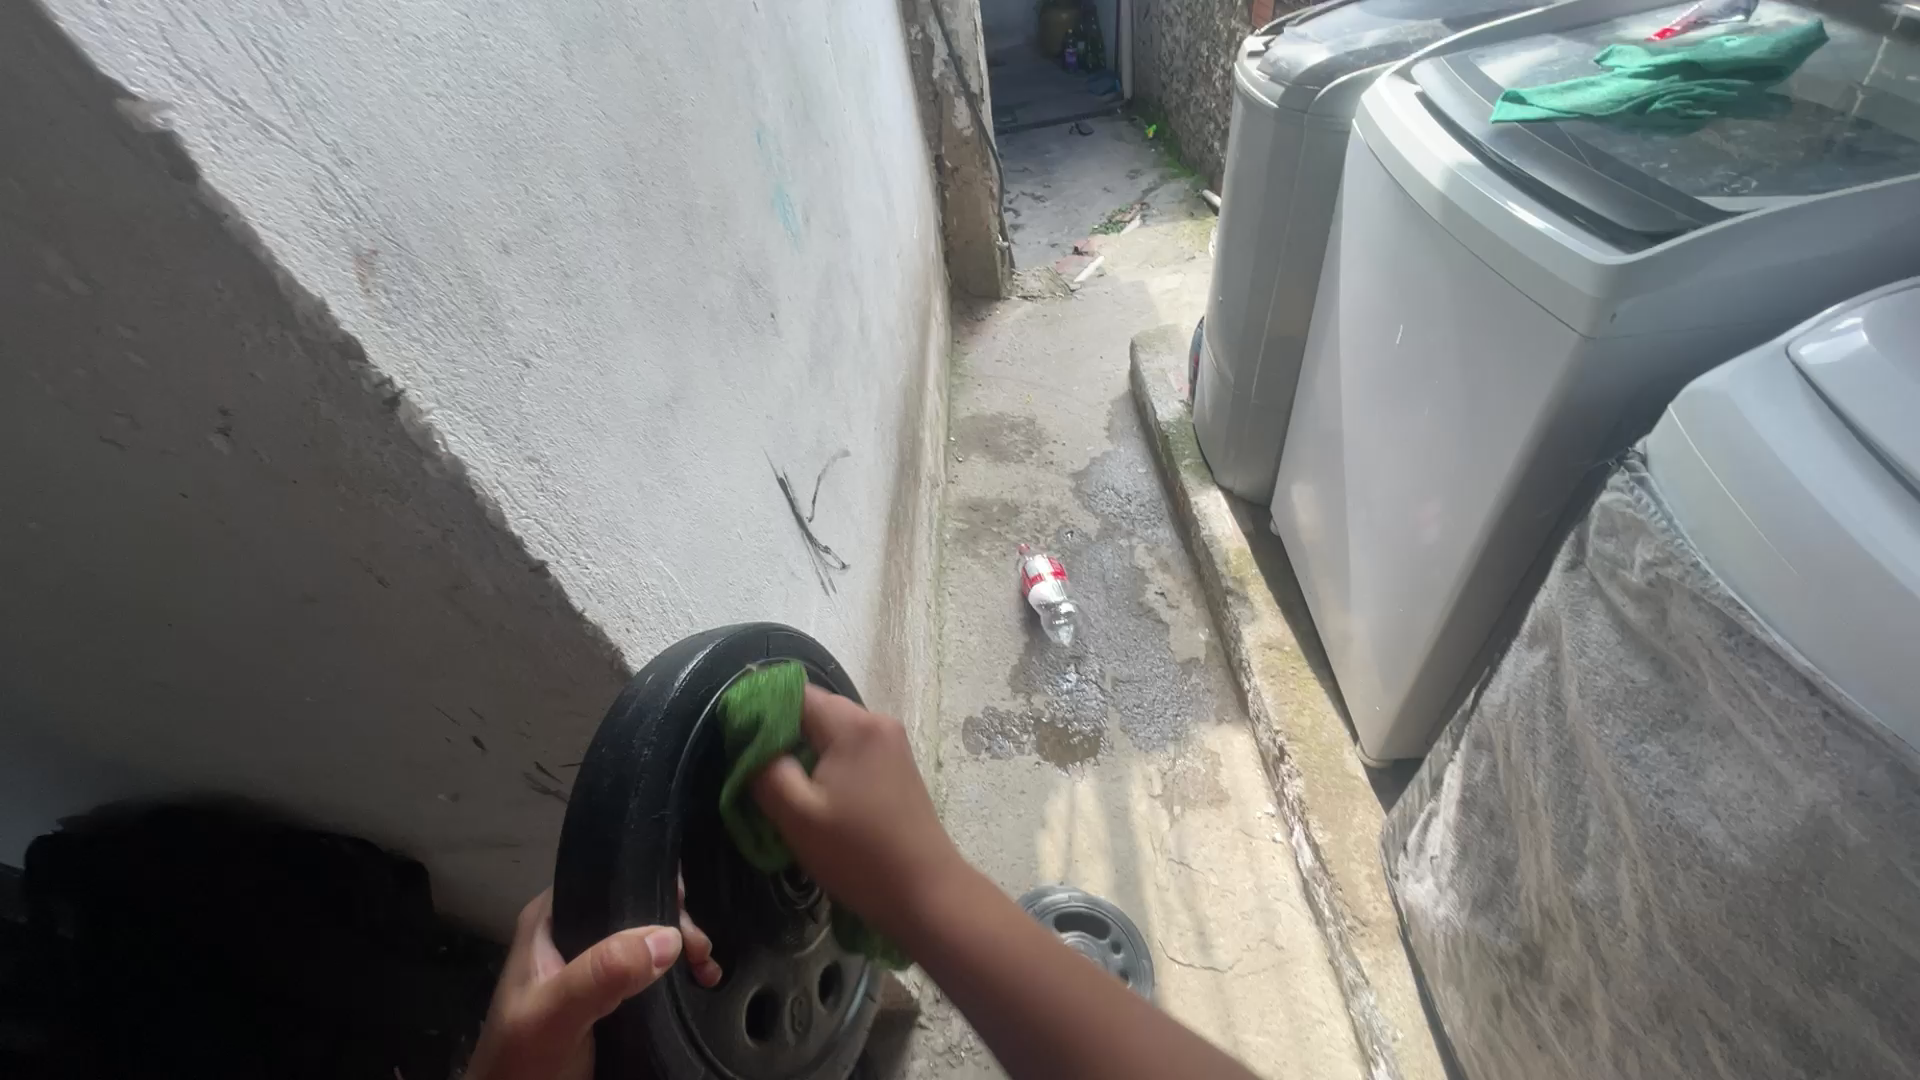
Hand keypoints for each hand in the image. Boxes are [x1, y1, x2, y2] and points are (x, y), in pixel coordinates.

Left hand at [465, 889, 719, 1079]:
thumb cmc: (520, 1069)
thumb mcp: (554, 1018)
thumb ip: (601, 975)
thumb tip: (667, 938)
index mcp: (552, 918)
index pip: (609, 874)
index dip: (652, 881)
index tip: (684, 906)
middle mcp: (573, 931)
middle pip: (639, 903)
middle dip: (676, 921)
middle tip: (698, 950)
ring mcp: (593, 963)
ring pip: (652, 934)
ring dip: (685, 947)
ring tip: (705, 968)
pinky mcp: (611, 993)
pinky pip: (656, 966)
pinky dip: (683, 970)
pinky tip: (702, 980)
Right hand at [751, 686, 965, 941]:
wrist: (926, 890)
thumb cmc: (857, 854)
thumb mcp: (797, 815)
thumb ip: (765, 770)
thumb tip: (750, 743)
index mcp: (853, 724)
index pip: (795, 694)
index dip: (760, 712)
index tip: (736, 744)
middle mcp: (876, 720)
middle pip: (816, 710)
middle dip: (782, 735)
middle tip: (757, 773)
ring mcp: (892, 741)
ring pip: (833, 732)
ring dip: (806, 752)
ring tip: (785, 789)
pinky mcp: (898, 764)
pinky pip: (852, 749)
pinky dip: (829, 764)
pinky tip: (819, 797)